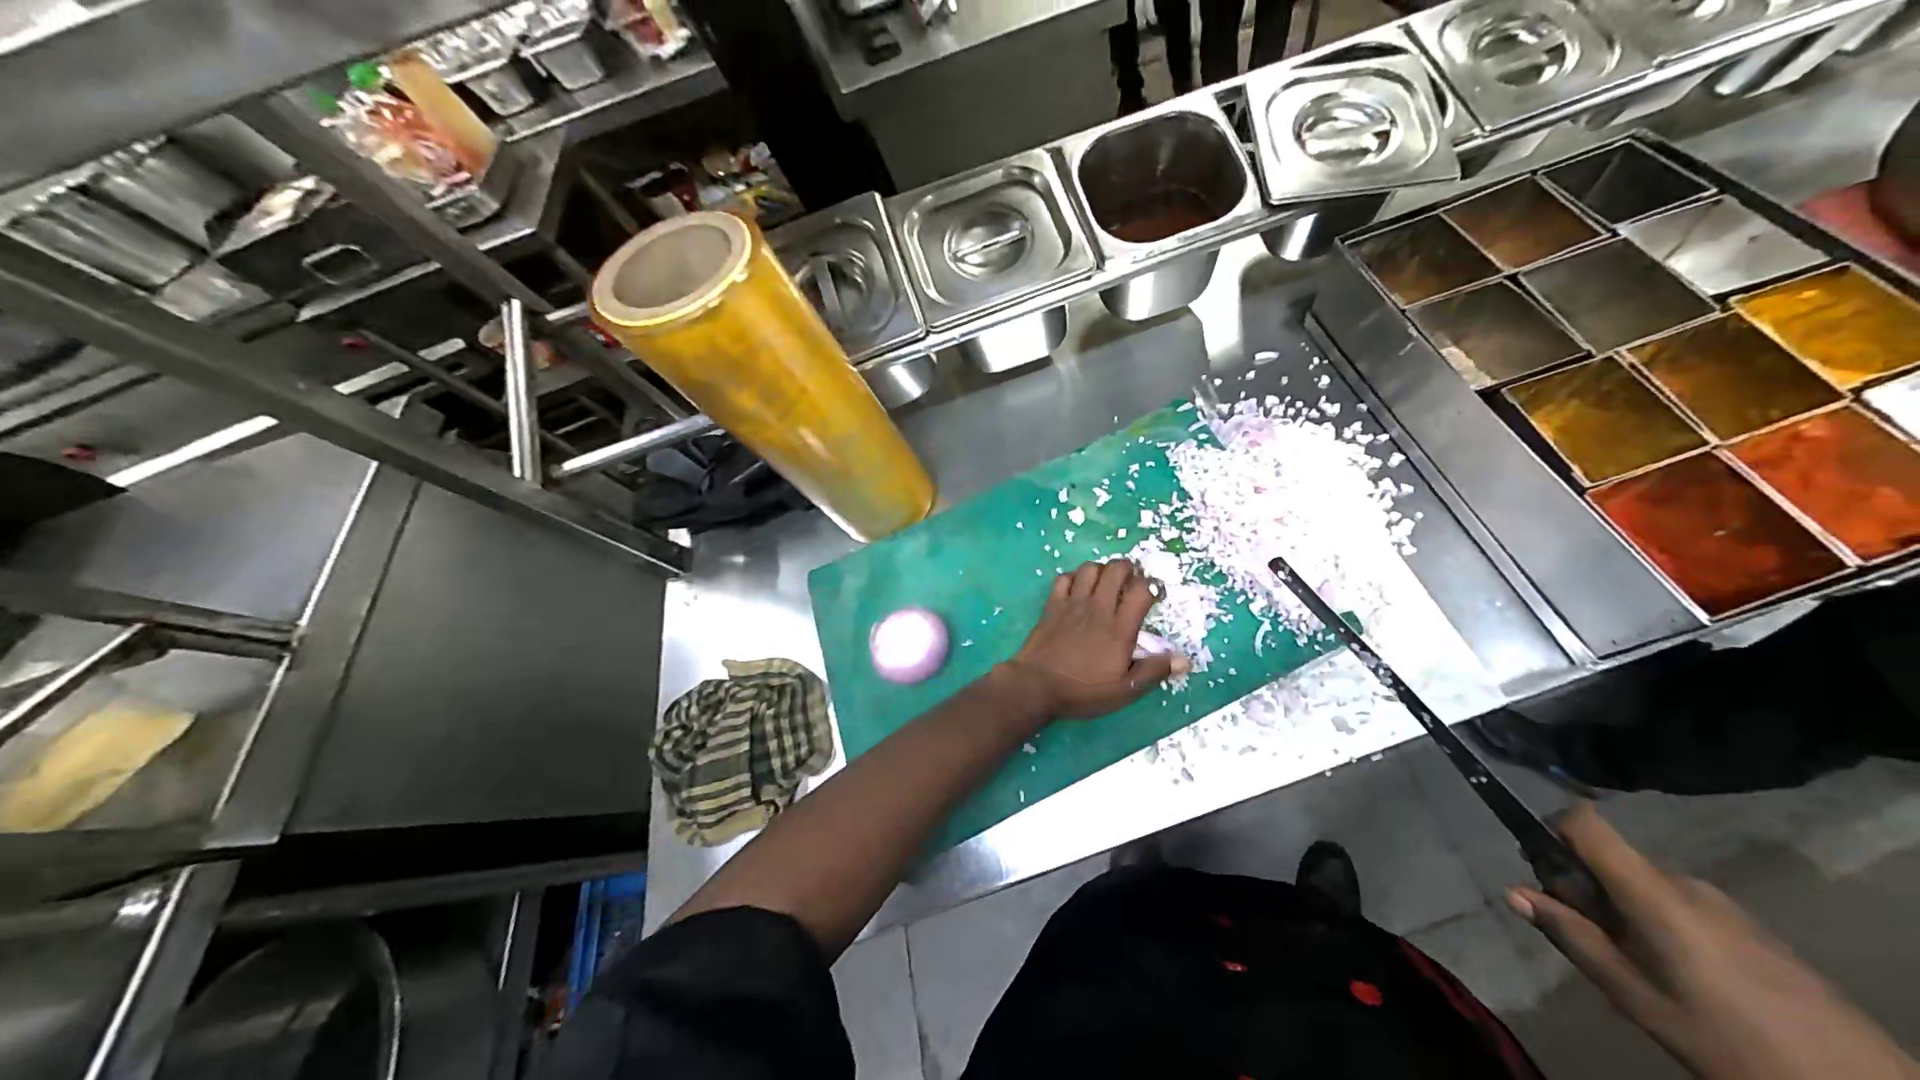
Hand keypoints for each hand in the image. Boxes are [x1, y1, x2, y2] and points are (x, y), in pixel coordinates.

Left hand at [1001, 559, 1187, 721]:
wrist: (1035, 686)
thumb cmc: (1082, 691)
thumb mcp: (1123, 690)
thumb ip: (1153, 671)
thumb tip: (1184, 660)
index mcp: (1119, 629)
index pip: (1141, 591)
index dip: (1153, 587)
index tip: (1155, 595)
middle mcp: (1097, 609)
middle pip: (1116, 570)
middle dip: (1129, 569)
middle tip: (1132, 582)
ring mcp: (1072, 604)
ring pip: (1090, 569)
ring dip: (1102, 570)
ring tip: (1106, 583)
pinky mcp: (1051, 606)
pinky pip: (1064, 578)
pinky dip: (1074, 578)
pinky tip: (1078, 589)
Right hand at [1508, 803, 1919, 1079]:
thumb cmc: (1728, 1037)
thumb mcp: (1636, 996)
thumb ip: (1574, 937)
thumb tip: (1513, 892)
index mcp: (1653, 893)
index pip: (1586, 823)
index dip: (1552, 830)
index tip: (1542, 867)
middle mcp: (1684, 883)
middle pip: (1609, 859)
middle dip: (1583, 888)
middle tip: (1586, 939)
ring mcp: (1721, 903)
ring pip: (1641, 885)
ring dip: (1619, 911)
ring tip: (1633, 968)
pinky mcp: (1746, 924)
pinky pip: (1677, 905)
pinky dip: (1655, 925)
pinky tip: (1675, 976)